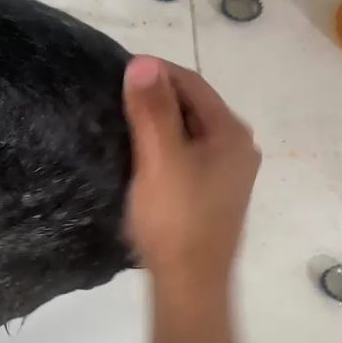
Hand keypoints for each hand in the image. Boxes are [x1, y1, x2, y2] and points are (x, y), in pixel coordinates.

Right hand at [122, 56, 259, 292]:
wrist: (190, 279)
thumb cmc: (176, 218)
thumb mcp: (160, 160)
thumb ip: (152, 111)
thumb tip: (142, 63)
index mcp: (230, 134)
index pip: (192, 84)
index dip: (155, 70)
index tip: (113, 67)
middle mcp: (235, 147)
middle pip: (191, 104)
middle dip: (153, 92)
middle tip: (106, 91)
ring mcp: (223, 170)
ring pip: (185, 128)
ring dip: (153, 116)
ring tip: (112, 116)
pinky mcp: (206, 189)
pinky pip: (181, 150)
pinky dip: (157, 140)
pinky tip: (130, 150)